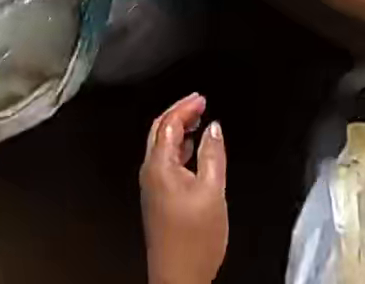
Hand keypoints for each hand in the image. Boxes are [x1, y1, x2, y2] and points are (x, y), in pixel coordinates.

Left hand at [139, 93, 226, 283]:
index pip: (169, 123)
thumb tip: (214, 127)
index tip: (201, 98)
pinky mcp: (157, 197)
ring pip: (161, 145)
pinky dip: (178, 147)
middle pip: (160, 130)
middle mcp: (150, 170)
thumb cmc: (195, 238)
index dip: (185, 107)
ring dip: (178, 129)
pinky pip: (165, 160)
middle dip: (179, 113)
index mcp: (159, 164)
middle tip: (199, 104)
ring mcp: (151, 184)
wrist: (178, 279)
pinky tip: (192, 151)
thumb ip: (213, 155)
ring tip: (199, 121)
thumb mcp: (212, 192)